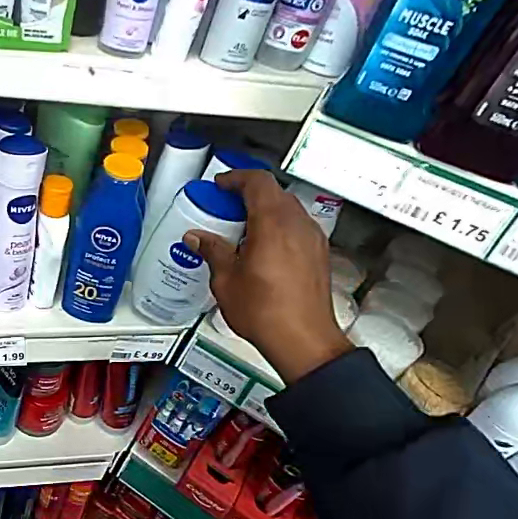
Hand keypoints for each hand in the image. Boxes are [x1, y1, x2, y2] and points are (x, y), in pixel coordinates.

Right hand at [185, 170, 352, 384]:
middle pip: (274, 193)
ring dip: (265, 212)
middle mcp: (297, 225)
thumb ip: (212, 251)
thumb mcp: (226, 279)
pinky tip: (262, 250)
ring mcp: (312, 239)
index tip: (222, 185)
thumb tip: (198, 239)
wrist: (303, 341)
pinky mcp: (319, 255)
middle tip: (226, 207)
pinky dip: (279, 228)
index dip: (236, 178)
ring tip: (242, 231)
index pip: (257, 181)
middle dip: (248, 195)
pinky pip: (297, 229)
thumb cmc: (269, 313)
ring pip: (288, 210)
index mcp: (273, 222)